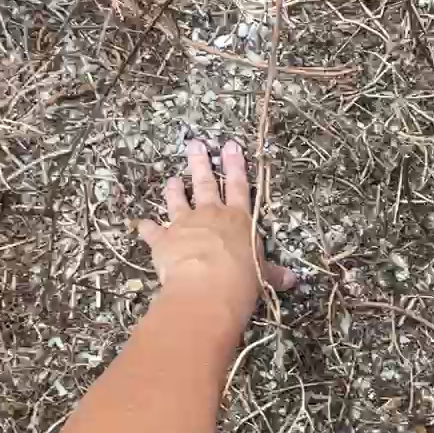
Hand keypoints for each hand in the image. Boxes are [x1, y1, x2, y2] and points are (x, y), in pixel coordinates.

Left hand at [136, 140, 295, 325]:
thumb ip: (273, 273)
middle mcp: (211, 215)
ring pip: (178, 201)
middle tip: (195, 144)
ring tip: (172, 179)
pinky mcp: (163, 240)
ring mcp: (185, 224)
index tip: (231, 146)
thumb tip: (292, 280)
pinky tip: (141, 224)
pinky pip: (153, 231)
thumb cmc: (241, 278)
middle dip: (201, 163)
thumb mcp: (262, 275)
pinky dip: (147, 228)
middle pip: (206, 184)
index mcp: (238, 219)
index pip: (239, 186)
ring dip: (174, 190)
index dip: (236, 166)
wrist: (206, 287)